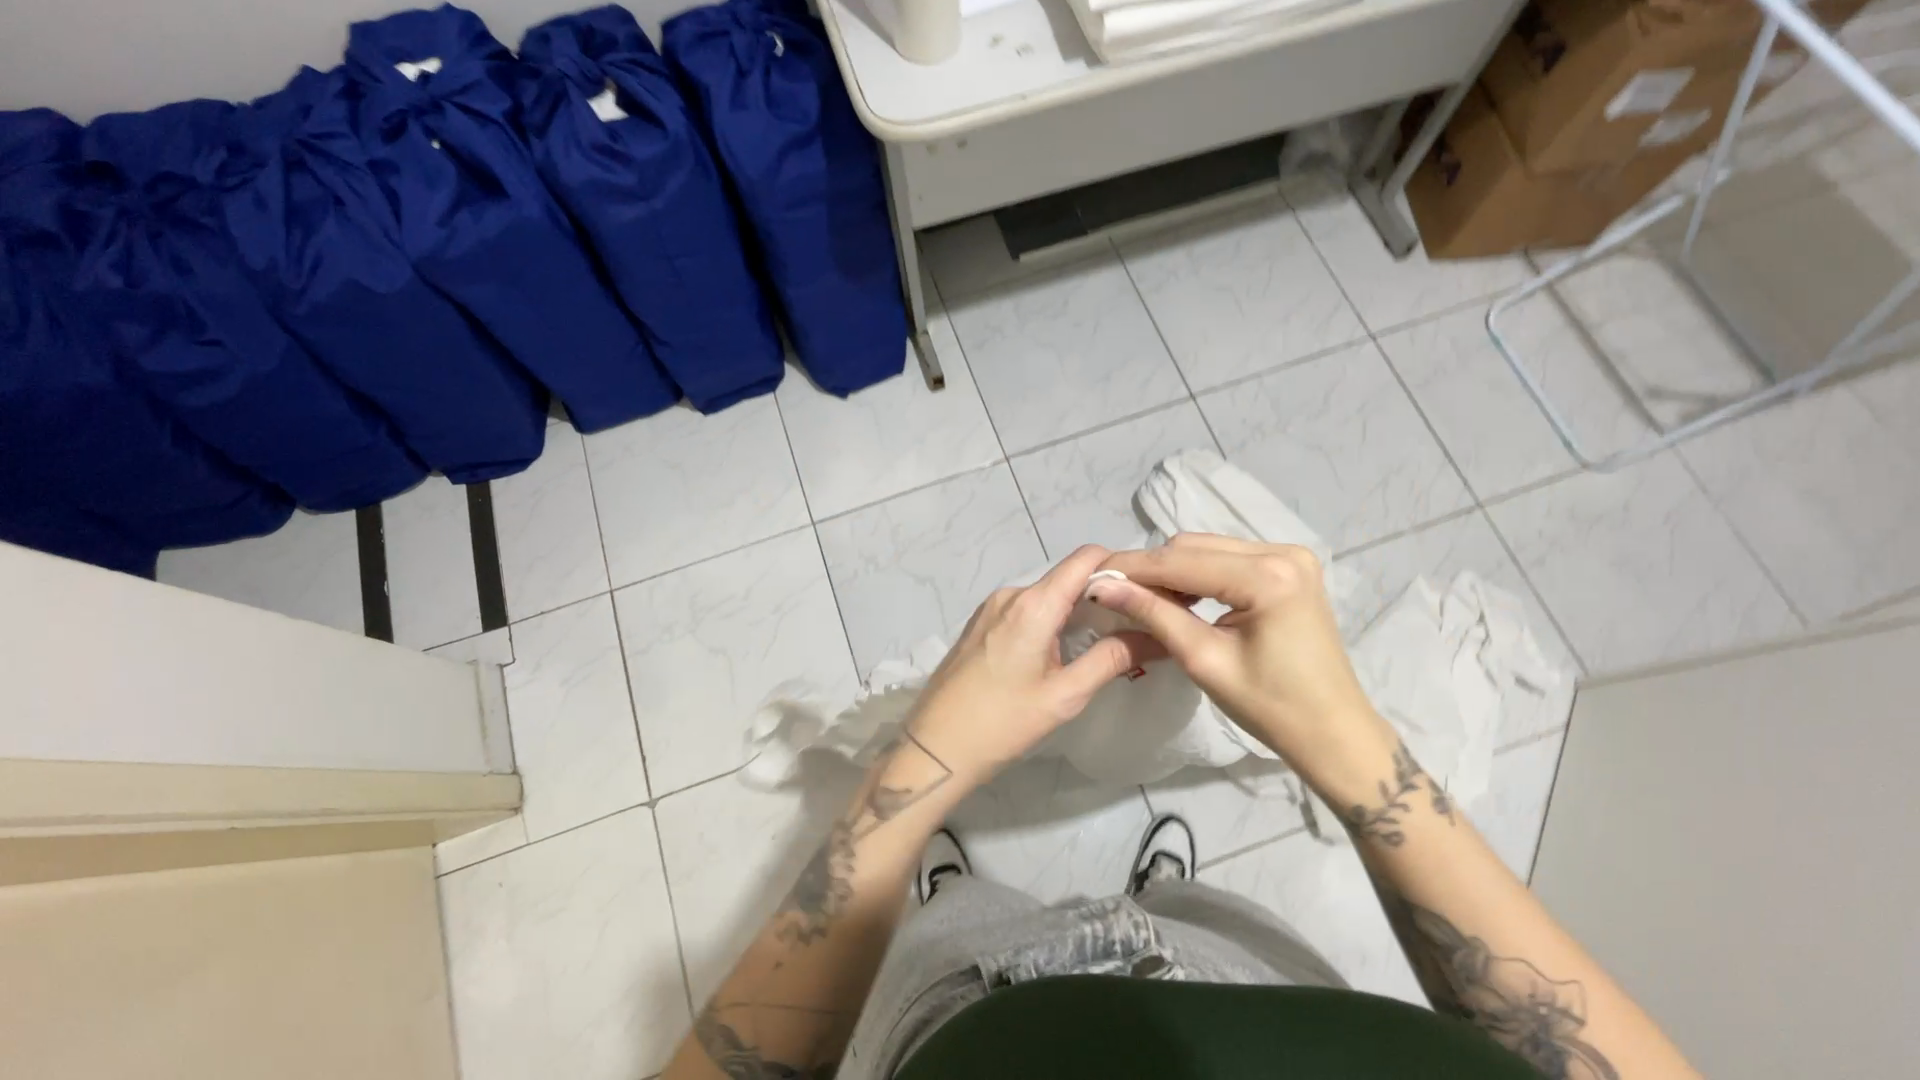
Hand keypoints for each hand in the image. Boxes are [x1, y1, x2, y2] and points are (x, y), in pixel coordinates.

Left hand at [906, 545, 1161, 785]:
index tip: (1147, 593)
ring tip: (1105, 642)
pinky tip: (1063, 651)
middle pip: (1068, 577)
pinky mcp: (981, 624)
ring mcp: (992, 608)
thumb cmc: (1002, 723)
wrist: (935, 746)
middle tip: (1136, 625)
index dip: (1122, 568)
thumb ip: (1111, 659)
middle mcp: (1011, 594)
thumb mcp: (1065, 696)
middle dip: (1104, 596)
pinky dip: (1050, 621)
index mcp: (1033, 604)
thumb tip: (1156, 636)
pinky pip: (1026, 610)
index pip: (1087, 558)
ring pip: (1047, 595)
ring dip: (1076, 611)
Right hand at [1092, 534, 1395, 776]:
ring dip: (1171, 572)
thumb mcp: (1204, 660)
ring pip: (1208, 549)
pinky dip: (1197, 576)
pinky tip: (1179, 600)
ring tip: (1141, 601)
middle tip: (1112, 596)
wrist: (1332, 731)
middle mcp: (1283, 552)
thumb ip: (1153, 614)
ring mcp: (1290, 556)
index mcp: (1268, 576)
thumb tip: (1102, 587)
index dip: (1130, 568)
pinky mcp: (1290, 568)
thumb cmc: (1271, 707)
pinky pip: (1227, 559)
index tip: (1089, 578)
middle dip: (1150, 569)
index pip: (1180, 561)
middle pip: (1193, 546)